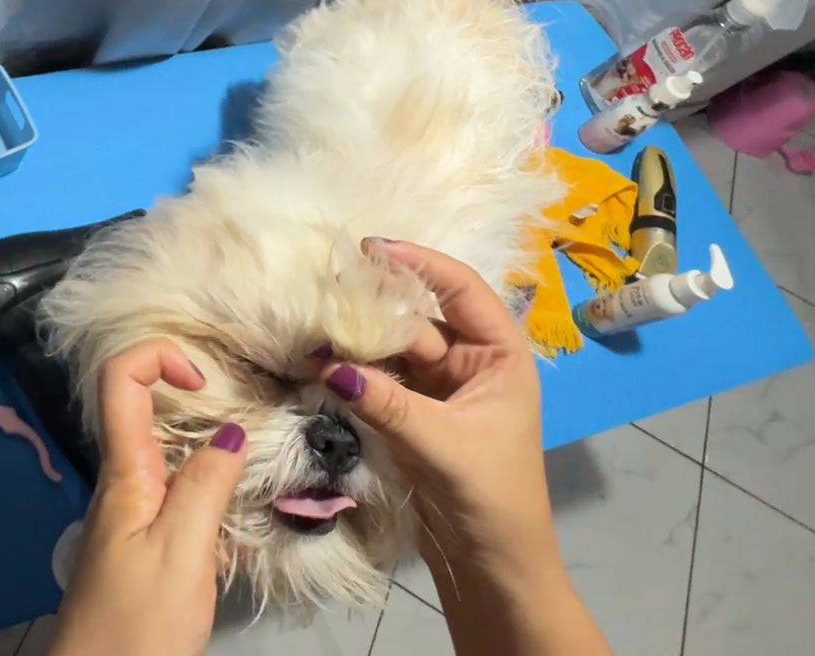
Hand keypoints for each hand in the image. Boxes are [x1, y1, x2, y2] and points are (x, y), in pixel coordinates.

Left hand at [48, 340, 247, 655]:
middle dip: (190, 395)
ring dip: (206, 442)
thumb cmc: (138, 623)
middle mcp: (123, 476)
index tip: (204, 381)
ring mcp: (131, 506)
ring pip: (164, 447)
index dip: (156, 356)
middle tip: (242, 413)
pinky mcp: (143, 536)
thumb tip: (232, 430)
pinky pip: (174, 486)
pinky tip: (236, 506)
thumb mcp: (183, 552)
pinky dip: (207, 481)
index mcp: (125, 468)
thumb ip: (207, 485)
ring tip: (253, 458)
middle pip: (142, 404)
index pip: (119, 379)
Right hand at [316, 239, 553, 580]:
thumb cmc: (490, 496)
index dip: (420, 263)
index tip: (372, 247)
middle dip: (375, 304)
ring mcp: (438, 386)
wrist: (492, 566)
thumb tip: (327, 363)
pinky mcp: (413, 409)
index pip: (461, 289)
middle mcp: (470, 361)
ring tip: (314, 325)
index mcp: (500, 355)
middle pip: (418, 316)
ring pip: (393, 346)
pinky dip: (353, 368)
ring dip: (358, 338)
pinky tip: (321, 360)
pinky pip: (379, 375)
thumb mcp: (441, 442)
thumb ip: (384, 400)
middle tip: (328, 286)